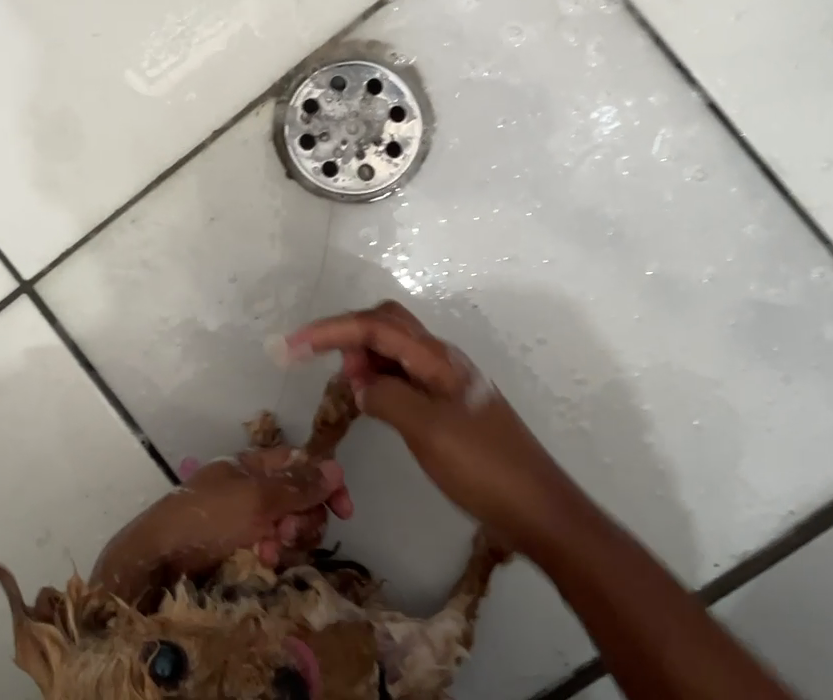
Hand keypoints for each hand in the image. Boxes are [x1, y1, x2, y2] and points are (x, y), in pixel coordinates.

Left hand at [91, 447, 351, 601]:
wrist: (162, 557)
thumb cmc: (207, 517)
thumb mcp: (256, 497)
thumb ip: (298, 486)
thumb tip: (336, 467)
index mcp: (253, 465)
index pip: (301, 464)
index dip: (326, 483)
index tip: (344, 511)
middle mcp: (253, 487)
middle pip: (301, 499)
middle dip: (304, 517)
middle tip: (287, 531)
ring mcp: (247, 518)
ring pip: (290, 526)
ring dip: (288, 538)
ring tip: (269, 549)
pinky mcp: (241, 545)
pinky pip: (273, 547)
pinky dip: (272, 552)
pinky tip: (262, 560)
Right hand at [285, 300, 581, 547]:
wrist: (539, 509)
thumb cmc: (484, 468)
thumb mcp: (427, 431)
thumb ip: (387, 398)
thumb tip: (361, 385)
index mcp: (437, 359)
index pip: (375, 326)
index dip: (331, 330)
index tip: (293, 346)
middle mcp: (441, 360)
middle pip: (386, 324)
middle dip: (347, 334)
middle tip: (318, 362)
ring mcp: (447, 382)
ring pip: (395, 350)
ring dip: (363, 357)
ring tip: (344, 387)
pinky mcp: (449, 406)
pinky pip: (404, 377)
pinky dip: (379, 380)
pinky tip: (369, 402)